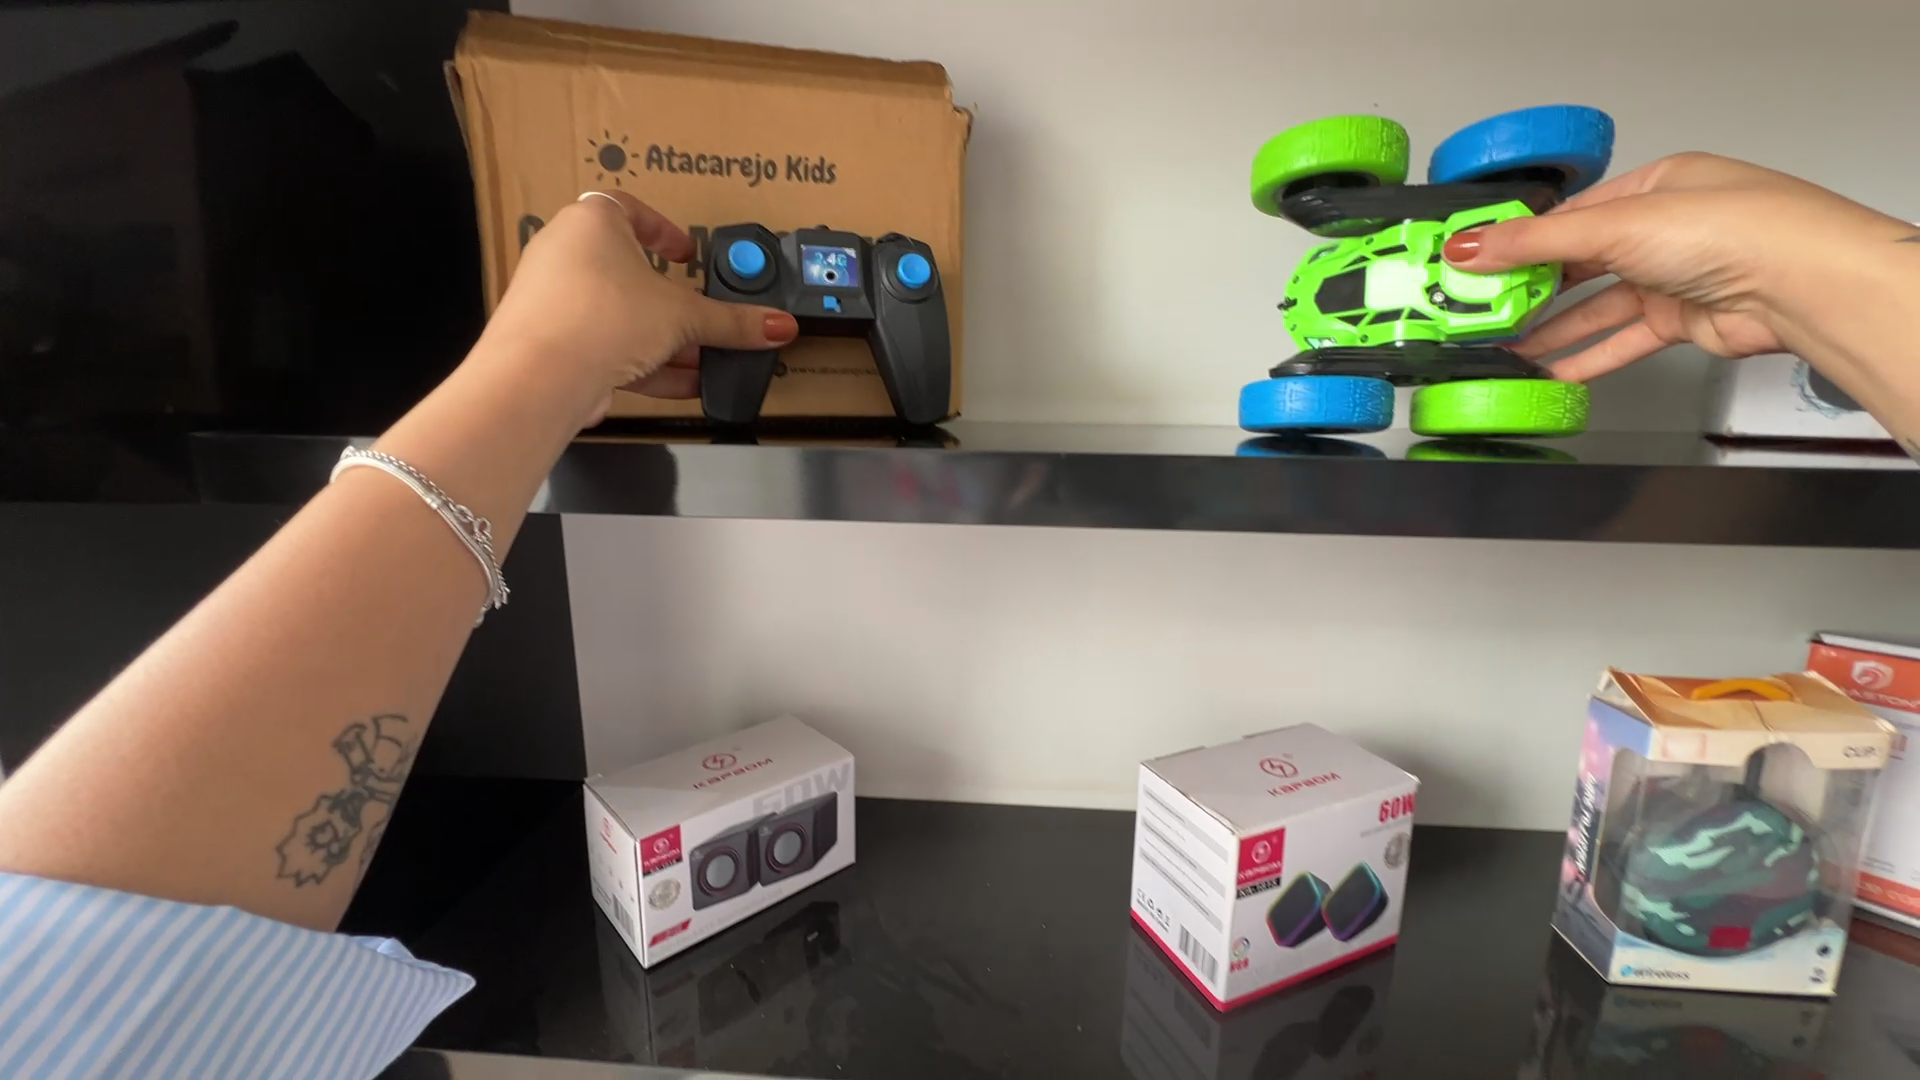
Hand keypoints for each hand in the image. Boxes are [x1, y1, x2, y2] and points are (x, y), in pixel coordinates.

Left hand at [473, 190, 798, 425]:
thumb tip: (781, 325)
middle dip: (675, 303)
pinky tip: (685, 385)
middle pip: (631, 274)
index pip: (626, 209)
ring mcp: (557, 304)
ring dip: (667, 341)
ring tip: (706, 362)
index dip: (661, 229)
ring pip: (624, 317)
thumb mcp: (684, 316)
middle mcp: (566, 257)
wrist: (541, 376)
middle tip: (705, 317)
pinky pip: (611, 349)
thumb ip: (733, 322)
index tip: (687, 253)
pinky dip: (647, 365)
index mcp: (592, 225)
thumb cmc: (606, 317)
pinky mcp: (556, 347)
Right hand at [1440, 152, 1913, 381]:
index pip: (1566, 219)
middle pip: (1574, 266)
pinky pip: (1617, 341)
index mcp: (1653, 189)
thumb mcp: (1612, 227)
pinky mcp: (1677, 319)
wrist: (1802, 287)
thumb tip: (1462, 246)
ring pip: (1591, 308)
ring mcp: (1670, 276)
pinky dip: (1582, 358)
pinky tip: (1548, 373)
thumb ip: (1531, 243)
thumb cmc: (1730, 233)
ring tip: (1500, 350)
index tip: (1469, 268)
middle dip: (1526, 293)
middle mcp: (1661, 230)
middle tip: (1477, 314)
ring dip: (1548, 332)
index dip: (1515, 245)